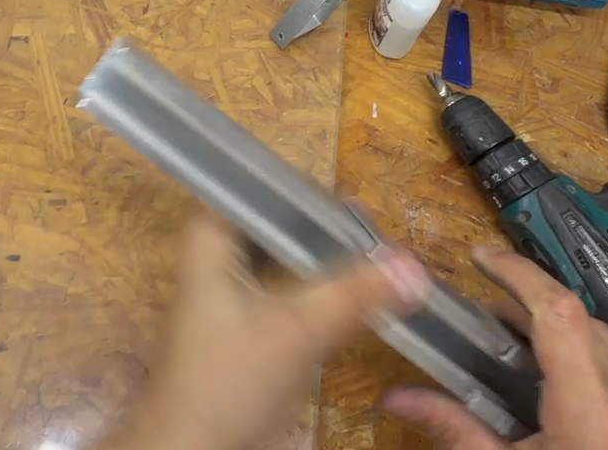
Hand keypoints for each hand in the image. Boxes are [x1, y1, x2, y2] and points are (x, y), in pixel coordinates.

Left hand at [101, 211, 432, 449]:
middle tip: (382, 237)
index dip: (313, 192)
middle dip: (329, 227)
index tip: (364, 209)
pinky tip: (360, 292)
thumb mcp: (293, 332)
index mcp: (212, 230)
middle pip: (280, 218)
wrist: (191, 449)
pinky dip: (322, 285)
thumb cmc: (226, 378)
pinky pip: (290, 282)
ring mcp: (232, 280)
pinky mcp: (247, 314)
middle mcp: (219, 244)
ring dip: (329, 256)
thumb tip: (416, 267)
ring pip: (288, 251)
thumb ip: (353, 296)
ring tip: (381, 260)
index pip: (263, 185)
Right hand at [384, 244, 607, 448]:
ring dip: (566, 334)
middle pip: (577, 321)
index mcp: (599, 416)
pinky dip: (600, 362)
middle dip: (532, 310)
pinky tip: (579, 384)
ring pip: (607, 338)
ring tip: (535, 356)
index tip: (482, 257)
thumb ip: (456, 429)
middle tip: (496, 326)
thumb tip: (394, 396)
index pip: (558, 311)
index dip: (517, 271)